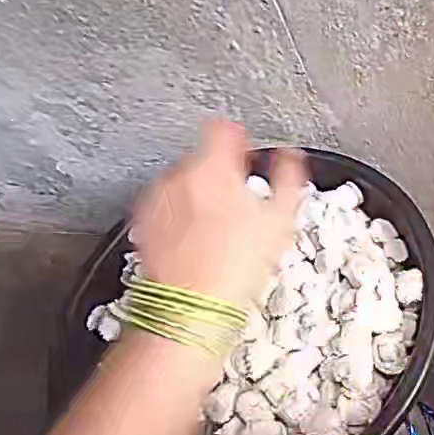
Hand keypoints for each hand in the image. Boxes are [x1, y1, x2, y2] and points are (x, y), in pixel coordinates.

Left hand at [130, 118, 305, 308]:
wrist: (192, 305)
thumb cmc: (234, 266)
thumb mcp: (279, 221)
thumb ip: (288, 178)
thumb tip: (291, 157)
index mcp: (214, 167)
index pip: (225, 130)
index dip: (240, 141)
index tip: (246, 154)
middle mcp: (179, 175)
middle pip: (204, 161)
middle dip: (220, 179)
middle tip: (238, 210)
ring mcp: (157, 198)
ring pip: (183, 186)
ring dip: (199, 200)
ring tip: (217, 234)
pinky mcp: (142, 222)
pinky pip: (165, 209)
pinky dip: (179, 219)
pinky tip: (196, 243)